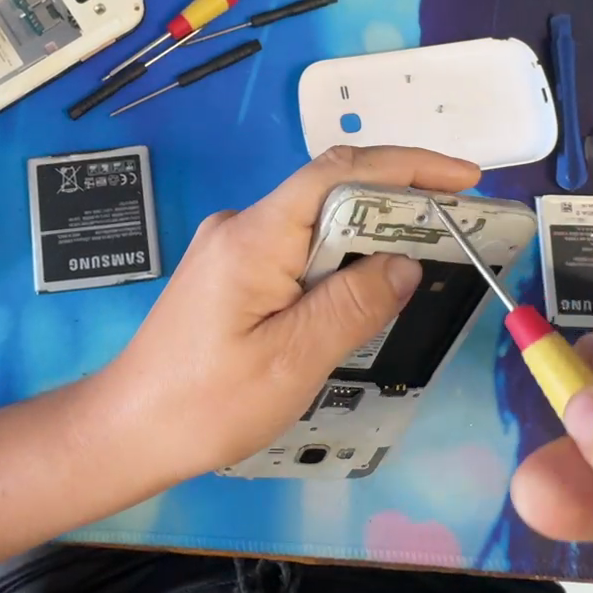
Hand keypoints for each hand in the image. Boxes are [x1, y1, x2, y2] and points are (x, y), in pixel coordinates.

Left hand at [93, 146, 481, 480]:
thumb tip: (405, 263)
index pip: (336, 172)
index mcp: (254, 234)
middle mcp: (241, 226)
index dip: (405, 165)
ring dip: (367, 241)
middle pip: (329, 196)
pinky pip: (294, 253)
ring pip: (314, 227)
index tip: (462, 178)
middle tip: (460, 235)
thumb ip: (353, 304)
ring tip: (422, 269)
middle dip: (397, 206)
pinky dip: (336, 265)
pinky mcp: (229, 273)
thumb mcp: (293, 359)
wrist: (130, 427)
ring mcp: (231, 248)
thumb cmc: (207, 401)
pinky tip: (361, 297)